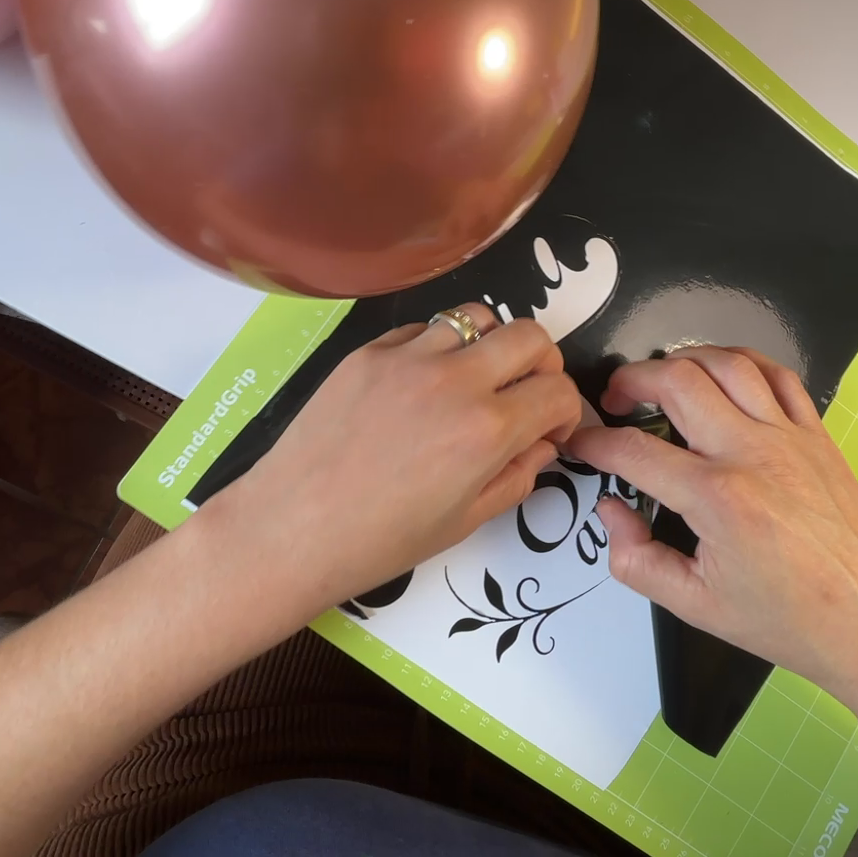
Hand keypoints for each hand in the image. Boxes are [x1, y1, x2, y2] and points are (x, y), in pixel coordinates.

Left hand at [200, 303, 584, 615]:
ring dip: (490, 345)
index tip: (550, 428)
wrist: (292, 527)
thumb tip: (542, 442)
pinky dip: (439, 347)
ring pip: (476, 317)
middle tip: (524, 394)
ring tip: (473, 379)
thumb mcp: (465, 521)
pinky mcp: (368, 351)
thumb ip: (518, 475)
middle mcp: (454, 380)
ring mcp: (407, 358)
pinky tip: (422, 382)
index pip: (558, 391)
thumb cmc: (382, 541)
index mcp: (487, 430)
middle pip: (530, 336)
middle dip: (542, 364)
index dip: (565, 410)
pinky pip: (423, 329)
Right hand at [566, 347, 857, 718]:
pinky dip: (741, 362)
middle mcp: (751, 453)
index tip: (580, 443)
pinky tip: (722, 376)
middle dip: (630, 379)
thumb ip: (635, 557)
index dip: (594, 442)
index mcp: (716, 499)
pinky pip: (778, 375)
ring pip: (727, 363)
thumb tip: (612, 510)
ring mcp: (789, 437)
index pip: (633, 450)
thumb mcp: (693, 605)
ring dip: (682, 360)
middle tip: (615, 400)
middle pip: (677, 381)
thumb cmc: (785, 619)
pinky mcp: (816, 435)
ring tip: (662, 380)